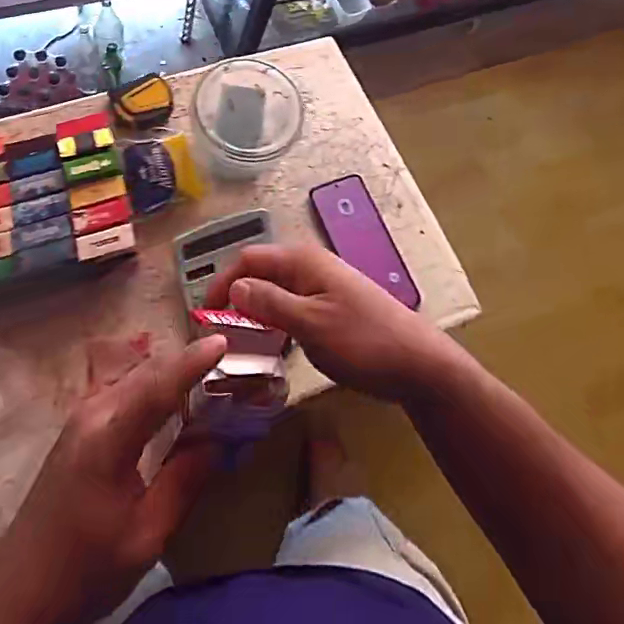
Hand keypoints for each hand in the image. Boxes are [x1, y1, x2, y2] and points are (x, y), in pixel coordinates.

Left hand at [0, 335, 227, 623]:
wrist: (19, 592)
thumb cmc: (85, 567)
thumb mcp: (146, 536)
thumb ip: (183, 482)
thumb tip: (217, 442)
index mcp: (108, 438)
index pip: (157, 386)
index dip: (192, 362)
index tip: (222, 341)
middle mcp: (92, 414)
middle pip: (145, 372)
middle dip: (186, 362)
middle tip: (228, 362)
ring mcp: (80, 418)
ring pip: (132, 378)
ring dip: (168, 372)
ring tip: (207, 376)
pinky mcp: (76, 429)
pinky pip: (122, 391)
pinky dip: (151, 387)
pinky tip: (169, 401)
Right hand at [204, 243, 462, 403]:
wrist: (418, 365)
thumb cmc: (364, 342)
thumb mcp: (311, 325)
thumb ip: (270, 303)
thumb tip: (234, 287)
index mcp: (302, 261)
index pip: (248, 259)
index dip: (222, 282)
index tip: (204, 314)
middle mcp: (310, 266)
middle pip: (259, 273)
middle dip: (236, 297)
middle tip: (220, 331)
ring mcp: (322, 285)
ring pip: (274, 292)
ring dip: (255, 312)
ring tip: (240, 342)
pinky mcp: (331, 306)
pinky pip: (291, 307)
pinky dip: (275, 323)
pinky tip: (273, 347)